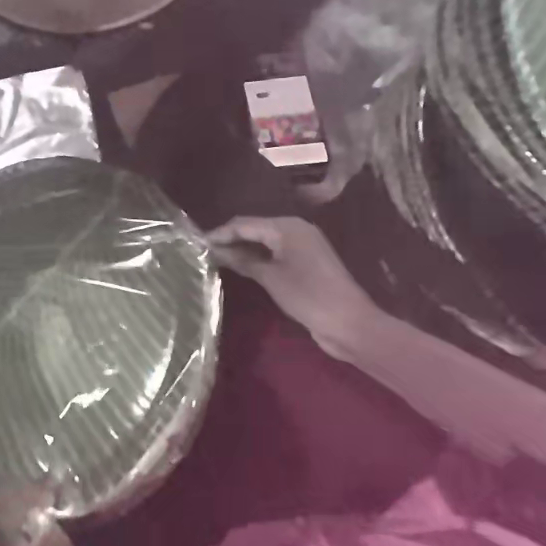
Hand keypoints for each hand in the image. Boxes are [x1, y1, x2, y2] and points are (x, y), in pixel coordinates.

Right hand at [206, 216, 380, 360]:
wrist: (349, 322)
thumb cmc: (308, 295)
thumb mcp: (271, 277)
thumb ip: (243, 260)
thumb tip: (216, 250)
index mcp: (287, 226)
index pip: (244, 223)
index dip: (220, 233)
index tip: (196, 242)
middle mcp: (295, 229)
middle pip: (255, 229)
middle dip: (230, 239)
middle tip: (203, 252)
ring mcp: (303, 246)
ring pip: (265, 241)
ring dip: (243, 249)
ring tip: (216, 259)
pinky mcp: (306, 263)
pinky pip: (275, 253)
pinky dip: (258, 258)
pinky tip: (241, 268)